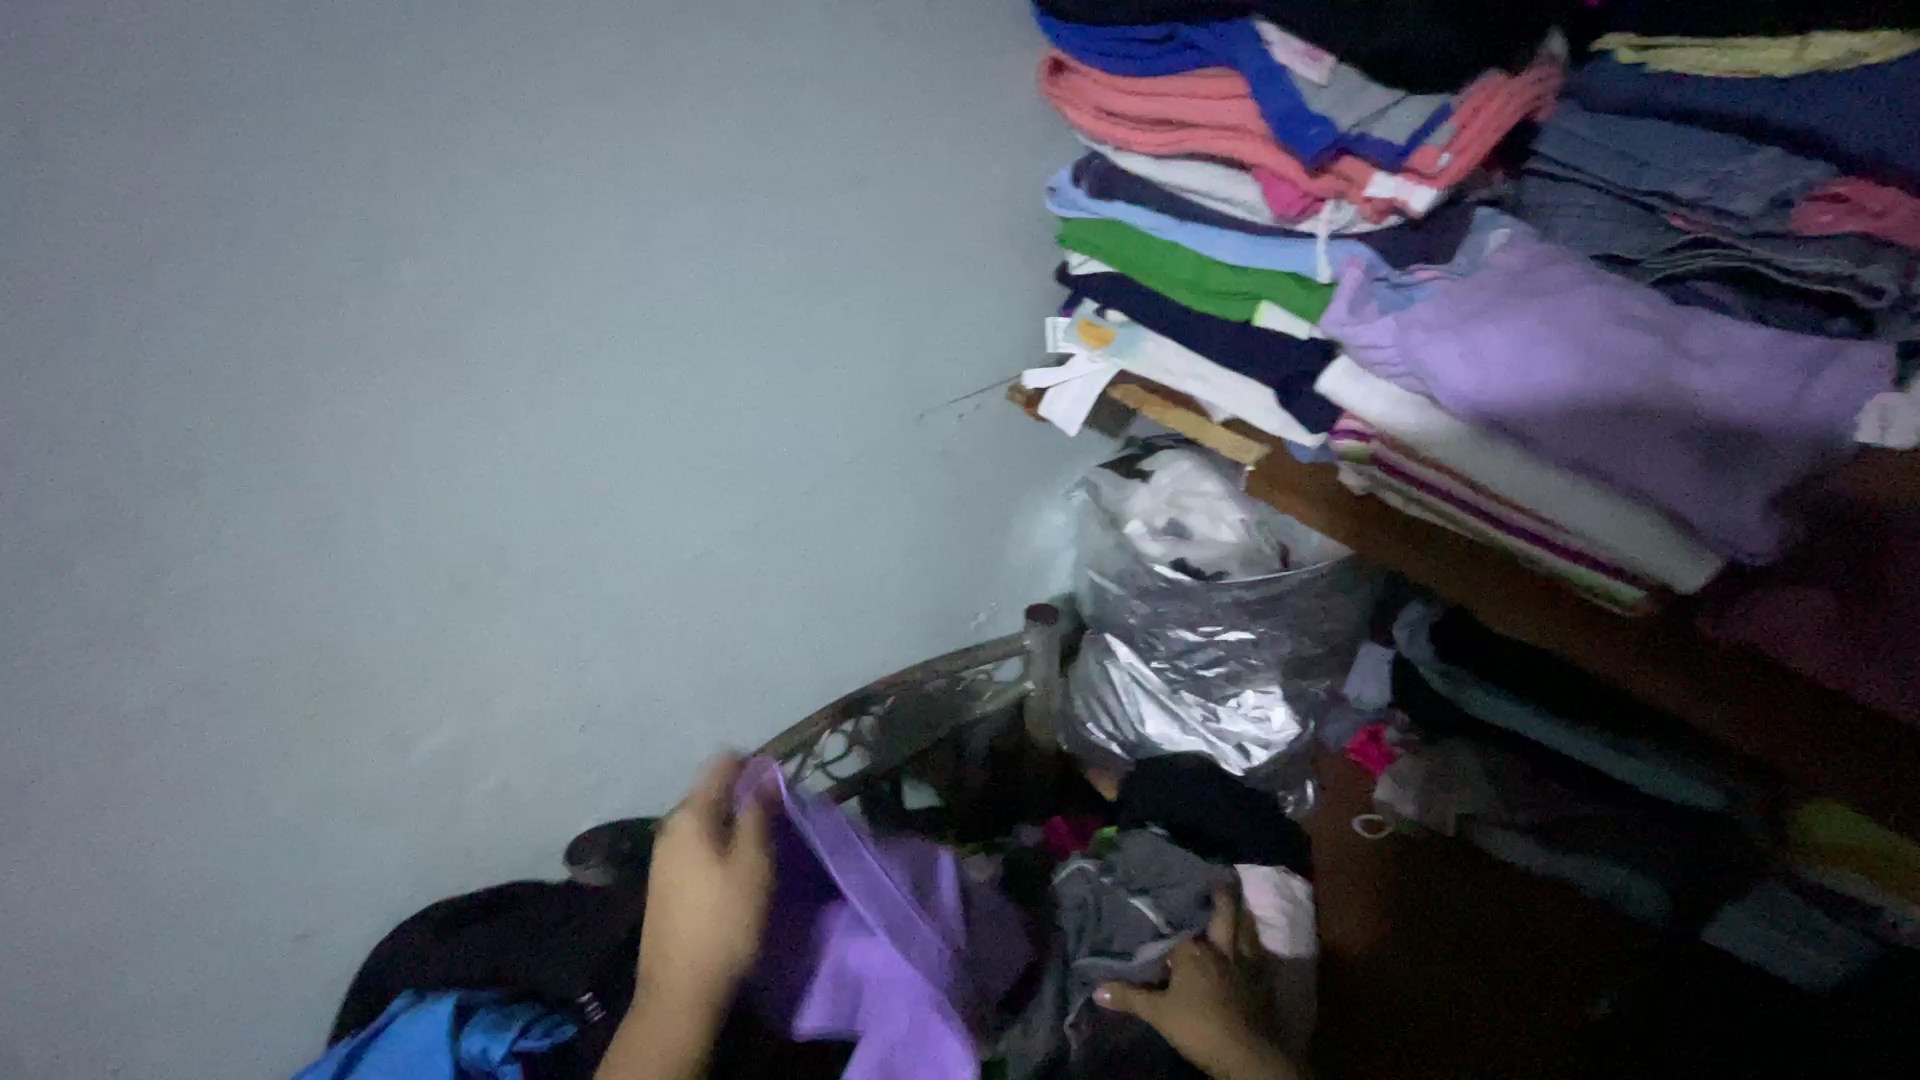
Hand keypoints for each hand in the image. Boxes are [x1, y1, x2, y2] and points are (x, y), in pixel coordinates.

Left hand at [636, 754, 773, 1011]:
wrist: (679, 993)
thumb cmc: (725, 922)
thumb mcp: (754, 863)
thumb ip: (759, 812)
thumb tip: (766, 772)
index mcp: (690, 815)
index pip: (722, 764)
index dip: (754, 764)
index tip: (782, 782)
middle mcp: (671, 827)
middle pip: (712, 791)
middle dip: (746, 795)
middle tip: (780, 817)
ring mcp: (664, 856)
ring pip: (707, 820)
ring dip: (736, 822)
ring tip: (766, 843)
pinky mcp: (666, 882)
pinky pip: (699, 844)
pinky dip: (721, 844)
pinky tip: (740, 867)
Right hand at [1094, 885, 1298, 1079]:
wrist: (1246, 1056)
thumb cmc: (1198, 1026)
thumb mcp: (1158, 1013)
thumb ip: (1130, 997)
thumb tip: (1096, 989)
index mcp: (1194, 950)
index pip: (1182, 920)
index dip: (1177, 903)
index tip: (1173, 881)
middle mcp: (1221, 948)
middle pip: (1224, 913)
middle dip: (1221, 894)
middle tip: (1217, 874)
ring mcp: (1245, 963)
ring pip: (1246, 930)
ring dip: (1242, 914)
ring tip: (1238, 899)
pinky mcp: (1262, 982)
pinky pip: (1261, 955)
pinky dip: (1257, 945)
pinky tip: (1255, 942)